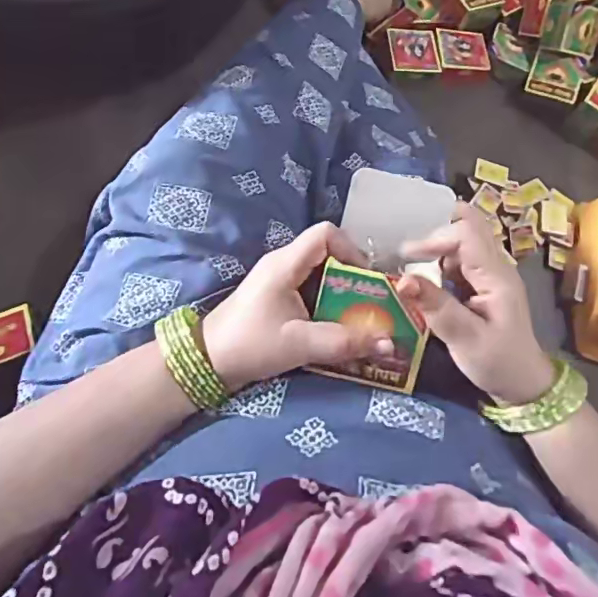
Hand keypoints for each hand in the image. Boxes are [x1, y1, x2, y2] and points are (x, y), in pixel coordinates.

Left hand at [199, 222, 390, 391]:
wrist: (207, 362)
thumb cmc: (250, 345)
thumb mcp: (300, 344)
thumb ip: (346, 342)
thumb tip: (390, 344)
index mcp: (285, 263)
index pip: (326, 234)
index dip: (351, 251)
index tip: (366, 280)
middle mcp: (283, 264)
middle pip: (328, 254)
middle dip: (352, 278)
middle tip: (369, 304)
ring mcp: (278, 280)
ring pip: (321, 274)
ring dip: (341, 294)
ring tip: (358, 318)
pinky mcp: (277, 297)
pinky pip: (311, 289)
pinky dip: (328, 304)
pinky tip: (336, 327)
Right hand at [399, 205, 555, 405]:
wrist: (524, 384)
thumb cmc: (498, 363)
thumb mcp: (465, 338)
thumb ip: (436, 307)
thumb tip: (403, 280)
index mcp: (496, 276)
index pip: (466, 234)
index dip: (435, 237)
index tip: (407, 256)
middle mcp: (497, 267)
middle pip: (467, 229)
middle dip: (435, 236)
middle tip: (406, 257)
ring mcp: (492, 274)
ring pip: (463, 243)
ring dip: (437, 249)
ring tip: (412, 266)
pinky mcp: (485, 284)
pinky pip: (462, 260)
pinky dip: (442, 263)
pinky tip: (427, 279)